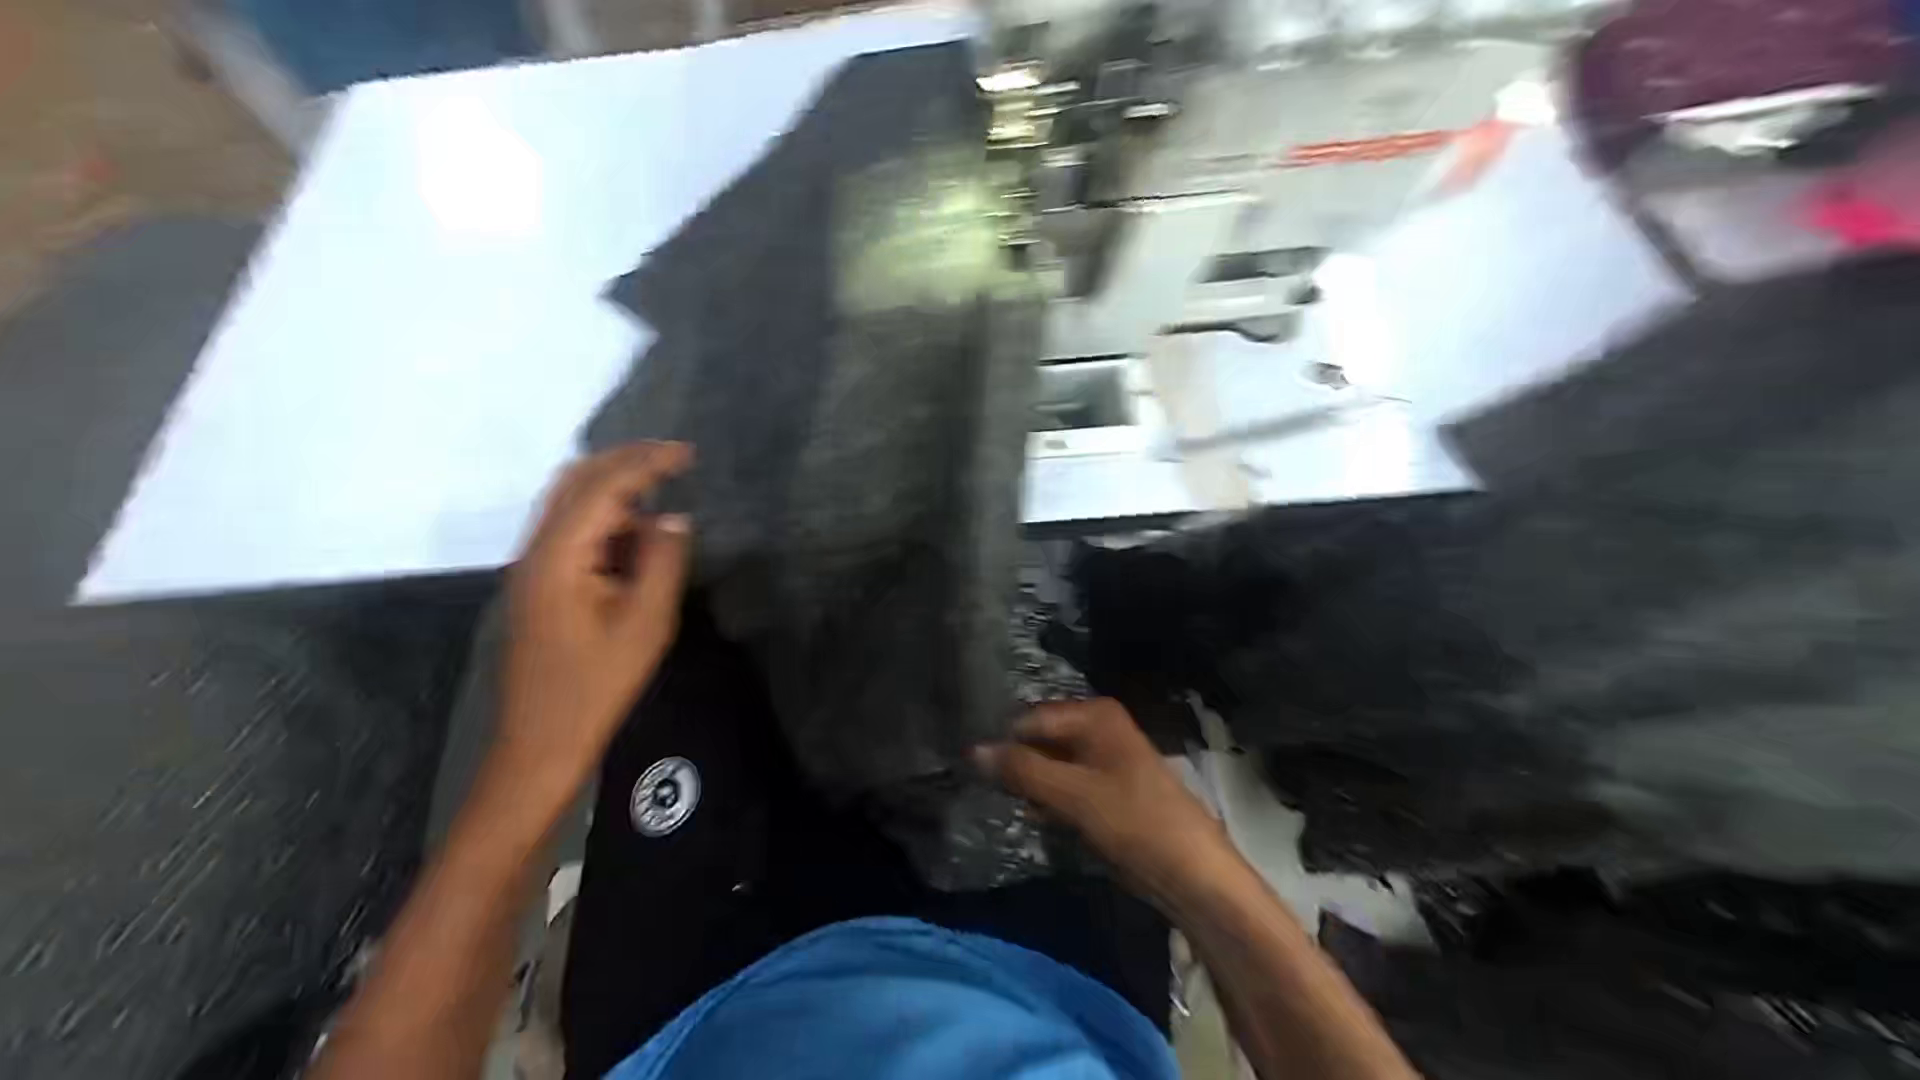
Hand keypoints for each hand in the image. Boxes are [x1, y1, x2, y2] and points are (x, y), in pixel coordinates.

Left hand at [495, 442, 693, 791]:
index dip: (647, 462)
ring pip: (570, 502)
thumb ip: (662, 561)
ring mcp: (533, 566)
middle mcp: (537, 550)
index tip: (689, 453)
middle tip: (675, 459)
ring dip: (614, 486)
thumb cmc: (597, 685)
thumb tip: (675, 517)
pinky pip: (572, 529)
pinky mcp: (540, 583)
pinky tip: (638, 533)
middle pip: (575, 480)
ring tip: (664, 490)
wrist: (542, 739)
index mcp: (559, 556)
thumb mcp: (645, 624)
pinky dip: (606, 516)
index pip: (603, 487)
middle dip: (625, 460)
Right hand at [976, 698, 1237, 907]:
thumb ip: (1021, 770)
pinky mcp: (1104, 789)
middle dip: (1015, 764)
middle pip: (1039, 739)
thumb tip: (971, 750)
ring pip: (1049, 764)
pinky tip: (1036, 817)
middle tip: (986, 788)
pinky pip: (1064, 785)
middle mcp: (1097, 727)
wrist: (1192, 874)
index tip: (972, 769)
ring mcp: (1102, 758)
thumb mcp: (1072, 794)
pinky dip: (1048, 799)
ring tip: (1008, 803)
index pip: (1029, 719)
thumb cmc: (1134, 822)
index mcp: (1094, 714)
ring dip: (1030, 785)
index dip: (1002, 743)